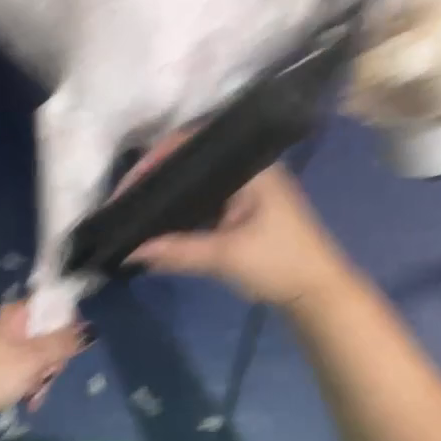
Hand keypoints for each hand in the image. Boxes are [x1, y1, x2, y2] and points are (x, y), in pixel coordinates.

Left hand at [0, 304, 83, 437]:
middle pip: (48, 336)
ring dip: (42, 379)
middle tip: (47, 375)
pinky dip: (28, 387)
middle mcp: (8, 326)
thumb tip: (90, 329)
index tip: (68, 348)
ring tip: (33, 395)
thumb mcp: (34, 359)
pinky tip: (27, 402)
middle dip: (53, 360)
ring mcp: (1, 349)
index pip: (52, 307)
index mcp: (15, 315)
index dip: (67, 326)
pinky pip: (24, 373)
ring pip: (38, 358)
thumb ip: (64, 343)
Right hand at [127, 161, 352, 307]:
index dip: (154, 160)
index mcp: (248, 167)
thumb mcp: (225, 256)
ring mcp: (245, 193)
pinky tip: (158, 228)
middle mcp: (246, 172)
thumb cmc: (279, 264)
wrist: (317, 294)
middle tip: (123, 200)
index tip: (127, 186)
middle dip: (155, 180)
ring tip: (133, 212)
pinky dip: (180, 215)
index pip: (191, 146)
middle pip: (190, 164)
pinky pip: (203, 206)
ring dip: (167, 198)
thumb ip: (177, 251)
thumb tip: (131, 251)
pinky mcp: (242, 214)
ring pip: (195, 187)